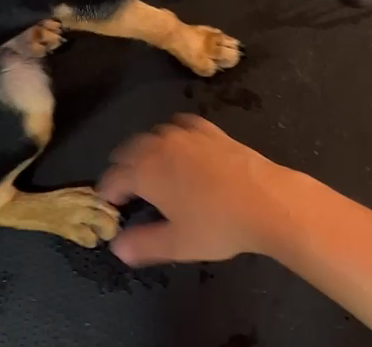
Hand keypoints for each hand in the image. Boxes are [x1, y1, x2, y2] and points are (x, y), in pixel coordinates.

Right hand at [95, 115, 300, 266]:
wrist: (265, 200)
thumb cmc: (216, 225)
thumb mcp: (176, 244)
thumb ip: (142, 244)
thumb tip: (117, 246)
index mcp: (144, 171)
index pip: (112, 179)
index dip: (107, 196)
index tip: (111, 210)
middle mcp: (158, 144)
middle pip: (127, 152)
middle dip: (122, 171)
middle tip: (129, 195)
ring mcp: (183, 133)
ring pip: (151, 136)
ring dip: (144, 152)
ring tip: (153, 173)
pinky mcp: (207, 128)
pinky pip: (178, 126)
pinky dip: (171, 137)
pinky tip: (180, 149)